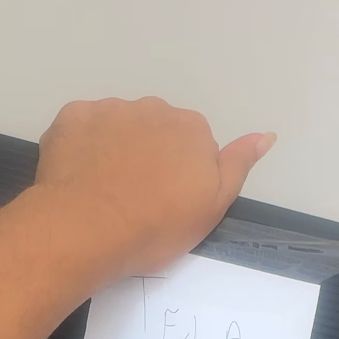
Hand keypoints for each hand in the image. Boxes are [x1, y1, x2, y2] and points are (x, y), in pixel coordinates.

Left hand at [33, 98, 273, 279]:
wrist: (87, 228)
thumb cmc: (154, 228)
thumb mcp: (211, 207)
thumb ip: (237, 166)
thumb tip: (266, 135)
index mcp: (191, 130)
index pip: (192, 145)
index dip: (179, 176)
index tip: (165, 204)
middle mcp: (154, 109)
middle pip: (154, 130)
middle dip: (146, 157)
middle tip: (132, 200)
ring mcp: (110, 110)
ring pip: (116, 126)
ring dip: (112, 150)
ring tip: (100, 192)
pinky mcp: (72, 117)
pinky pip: (80, 127)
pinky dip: (79, 147)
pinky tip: (76, 177)